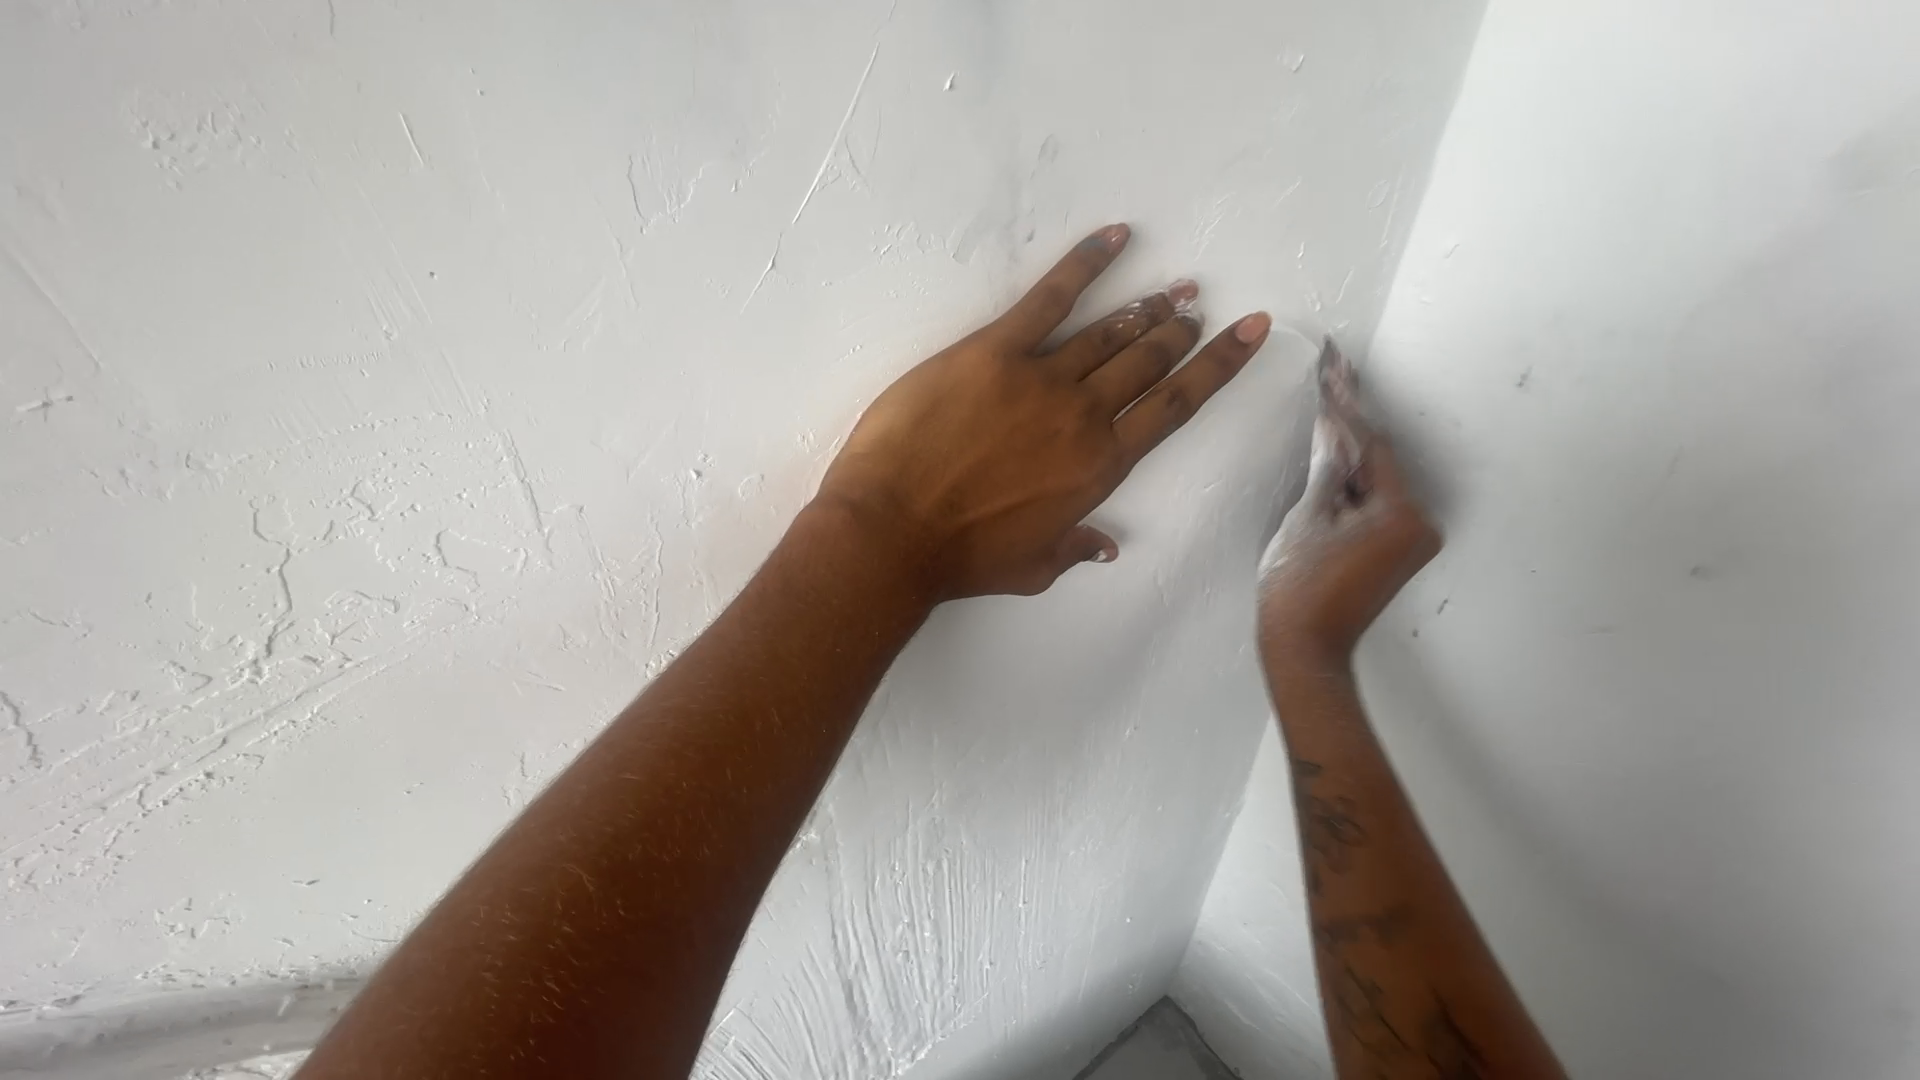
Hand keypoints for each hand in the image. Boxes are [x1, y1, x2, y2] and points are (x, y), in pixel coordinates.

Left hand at [814, 224, 1271, 598]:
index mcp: (1100, 467)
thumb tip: (1107, 546)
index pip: (1174, 407)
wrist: (895, 529)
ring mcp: (1041, 377)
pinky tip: (1114, 237)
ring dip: (1145, 307)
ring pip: (1109, 331)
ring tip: (1172, 287)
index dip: (1217, 367)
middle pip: (1147, 361)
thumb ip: (1074, 547)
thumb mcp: (1032, 566)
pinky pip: (1049, 297)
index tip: (1247, 333)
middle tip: (1195, 307)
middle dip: (1178, 332)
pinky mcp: (994, 350)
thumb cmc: (963, 557)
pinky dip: (1085, 263)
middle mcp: (1084, 415)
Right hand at [1257, 340, 1440, 662]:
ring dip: (1349, 449)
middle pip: (1378, 460)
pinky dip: (1351, 482)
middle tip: (1332, 370)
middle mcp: (1420, 523)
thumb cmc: (1297, 585)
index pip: (1372, 444)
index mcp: (1402, 513)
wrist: (1304, 647)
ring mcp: (1410, 539)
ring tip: (1328, 400)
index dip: (1348, 403)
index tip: (1335, 361)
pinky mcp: (1395, 550)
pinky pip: (1373, 502)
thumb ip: (1326, 466)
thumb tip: (1332, 423)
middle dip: (1350, 421)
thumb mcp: (1307, 518)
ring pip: (1375, 480)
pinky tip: (1332, 454)